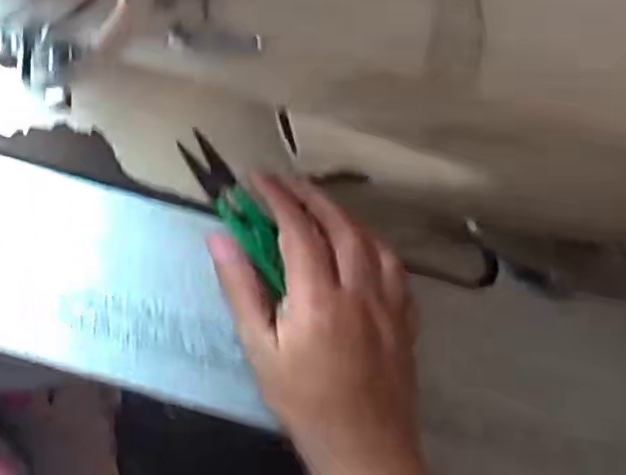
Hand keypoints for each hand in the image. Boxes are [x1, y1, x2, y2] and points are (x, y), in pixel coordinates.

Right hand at [208, 173, 424, 474]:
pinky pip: (397, 273)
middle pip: (345, 230)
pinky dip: (373, 245)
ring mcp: (391, 313)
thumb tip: (219, 236)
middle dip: (312, 196)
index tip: (255, 179)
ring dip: (346, 216)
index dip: (278, 199)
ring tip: (317, 203)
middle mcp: (363, 299)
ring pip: (378, 247)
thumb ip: (240, 286)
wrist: (366, 452)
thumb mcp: (257, 343)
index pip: (301, 232)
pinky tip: (356, 245)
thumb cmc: (300, 396)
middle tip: (283, 179)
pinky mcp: (406, 327)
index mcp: (321, 301)